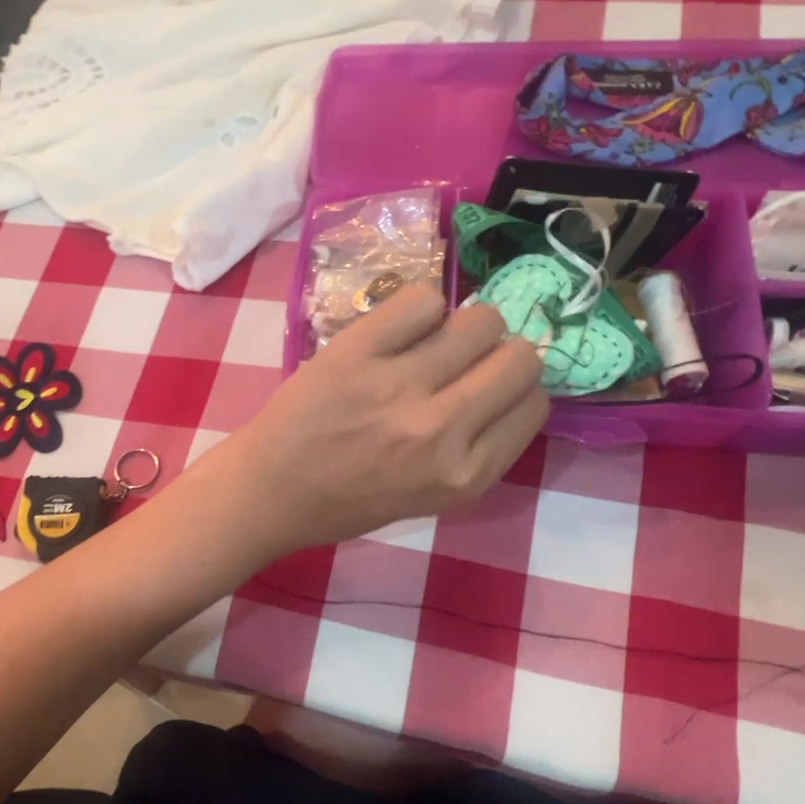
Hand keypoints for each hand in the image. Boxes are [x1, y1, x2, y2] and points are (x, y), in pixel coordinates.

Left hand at [198, 284, 547, 557]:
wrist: (269, 492)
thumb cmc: (347, 503)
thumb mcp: (430, 498)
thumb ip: (476, 449)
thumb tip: (511, 385)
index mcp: (464, 476)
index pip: (534, 406)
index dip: (517, 392)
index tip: (492, 390)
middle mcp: (442, 430)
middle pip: (520, 358)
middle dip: (501, 356)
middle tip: (464, 364)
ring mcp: (399, 386)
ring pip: (480, 321)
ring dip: (464, 328)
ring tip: (430, 346)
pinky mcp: (357, 351)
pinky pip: (423, 300)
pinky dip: (418, 309)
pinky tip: (397, 333)